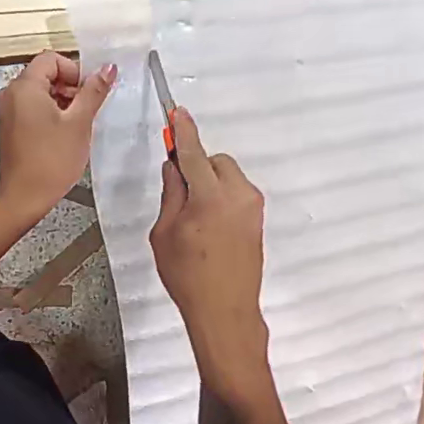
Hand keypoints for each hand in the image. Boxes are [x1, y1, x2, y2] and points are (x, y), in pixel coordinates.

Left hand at [0, 50, 114, 223]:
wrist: (25, 197)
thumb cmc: (49, 163)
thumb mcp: (79, 123)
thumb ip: (94, 92)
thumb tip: (107, 69)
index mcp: (25, 87)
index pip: (52, 59)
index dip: (75, 71)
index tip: (89, 91)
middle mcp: (11, 94)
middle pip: (45, 74)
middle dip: (70, 88)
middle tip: (87, 110)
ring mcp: (8, 111)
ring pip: (40, 93)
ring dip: (62, 102)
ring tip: (76, 126)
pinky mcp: (10, 127)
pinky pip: (32, 109)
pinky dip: (51, 115)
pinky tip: (64, 135)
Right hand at [150, 108, 268, 374]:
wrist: (225, 311)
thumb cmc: (188, 277)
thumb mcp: (165, 233)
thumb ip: (172, 194)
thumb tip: (175, 168)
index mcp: (211, 197)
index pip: (194, 153)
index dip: (183, 131)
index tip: (177, 112)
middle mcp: (239, 195)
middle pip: (216, 161)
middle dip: (197, 166)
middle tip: (178, 189)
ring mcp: (253, 208)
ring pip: (229, 176)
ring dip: (211, 182)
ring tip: (193, 216)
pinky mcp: (258, 220)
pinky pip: (237, 194)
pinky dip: (222, 196)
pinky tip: (208, 225)